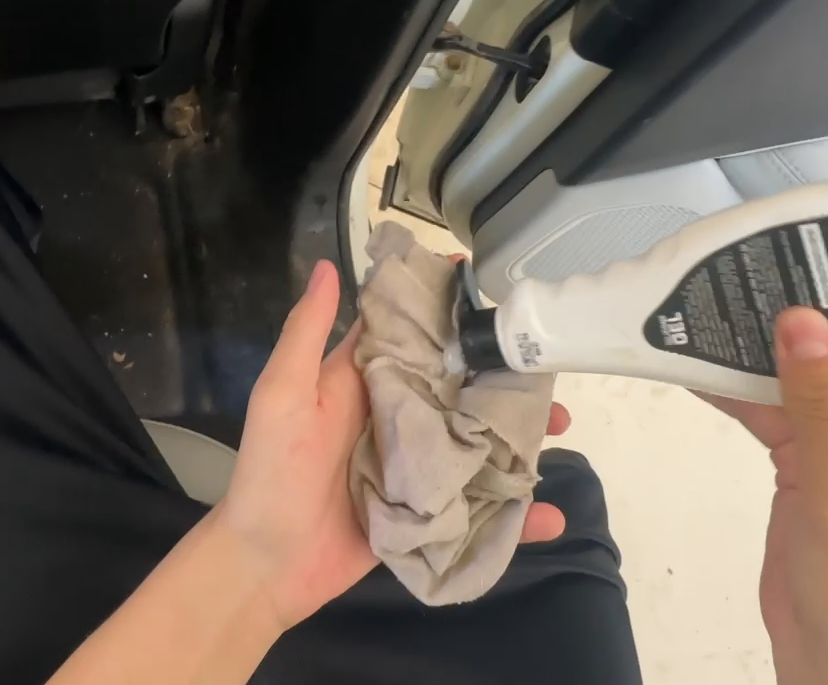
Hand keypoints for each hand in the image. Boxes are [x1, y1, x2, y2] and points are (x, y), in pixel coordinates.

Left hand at [216, 259, 573, 629]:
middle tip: (546, 365)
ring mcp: (413, 462)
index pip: (409, 332)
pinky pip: (475, 503)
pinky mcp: (425, 508)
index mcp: (362, 379)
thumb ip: (306, 331)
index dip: (443, 308)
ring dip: (514, 431)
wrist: (267, 561)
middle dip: (499, 372)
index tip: (489, 286)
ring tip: (560, 427)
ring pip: (474, 436)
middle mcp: (394, 413)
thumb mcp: (282, 391)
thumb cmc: (271, 468)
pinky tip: (549, 515)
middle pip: (455, 383)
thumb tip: (326, 265)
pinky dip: (512, 512)